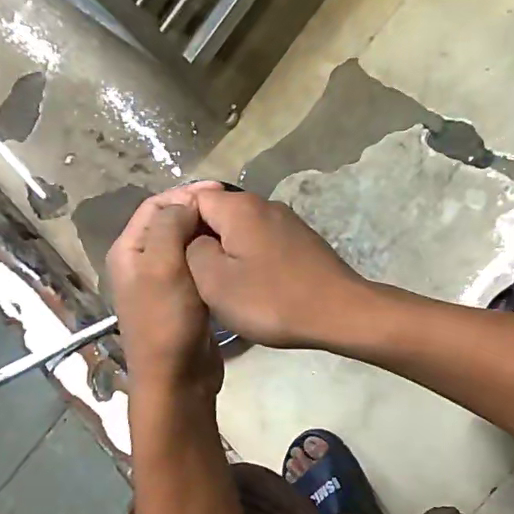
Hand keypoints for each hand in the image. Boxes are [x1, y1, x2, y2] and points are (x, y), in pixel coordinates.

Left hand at [107, 183, 222, 399]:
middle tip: (235, 208)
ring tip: (238, 228)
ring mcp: (163, 283)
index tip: (221, 190)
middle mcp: (142, 263)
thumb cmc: (167, 321)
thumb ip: (172, 227)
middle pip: (170, 223)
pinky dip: (213, 256)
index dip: (186, 193)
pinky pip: (197, 267)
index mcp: (130, 250)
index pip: (156, 206)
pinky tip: (234, 256)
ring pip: (186, 245)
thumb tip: (188, 202)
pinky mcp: (183, 300)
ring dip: (208, 233)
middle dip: (199, 212)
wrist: (176, 377)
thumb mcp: (165, 267)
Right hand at [184, 188, 377, 349]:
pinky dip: (254, 261)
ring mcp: (289, 223)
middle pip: (219, 215)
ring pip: (243, 231)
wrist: (340, 313)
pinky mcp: (304, 243)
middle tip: (195, 277)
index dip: (176, 227)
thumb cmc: (272, 300)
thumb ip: (190, 251)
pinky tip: (255, 287)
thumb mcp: (214, 281)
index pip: (190, 200)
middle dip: (203, 242)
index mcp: (239, 207)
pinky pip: (265, 245)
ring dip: (230, 254)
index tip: (173, 259)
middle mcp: (265, 204)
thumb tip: (193, 239)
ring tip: (223, 286)